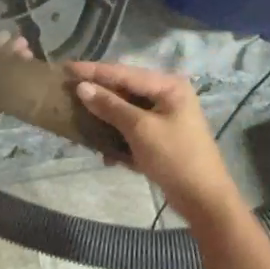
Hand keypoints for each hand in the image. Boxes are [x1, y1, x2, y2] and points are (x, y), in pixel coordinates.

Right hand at [69, 61, 242, 223]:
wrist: (204, 200)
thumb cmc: (175, 157)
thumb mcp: (140, 129)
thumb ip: (110, 106)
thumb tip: (82, 88)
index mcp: (168, 86)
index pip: (124, 72)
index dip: (94, 71)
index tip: (66, 68)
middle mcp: (168, 95)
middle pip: (125, 90)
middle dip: (98, 95)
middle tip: (68, 92)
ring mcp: (165, 117)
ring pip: (126, 111)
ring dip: (105, 119)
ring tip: (79, 120)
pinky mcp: (160, 138)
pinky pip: (132, 129)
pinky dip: (118, 138)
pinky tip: (105, 154)